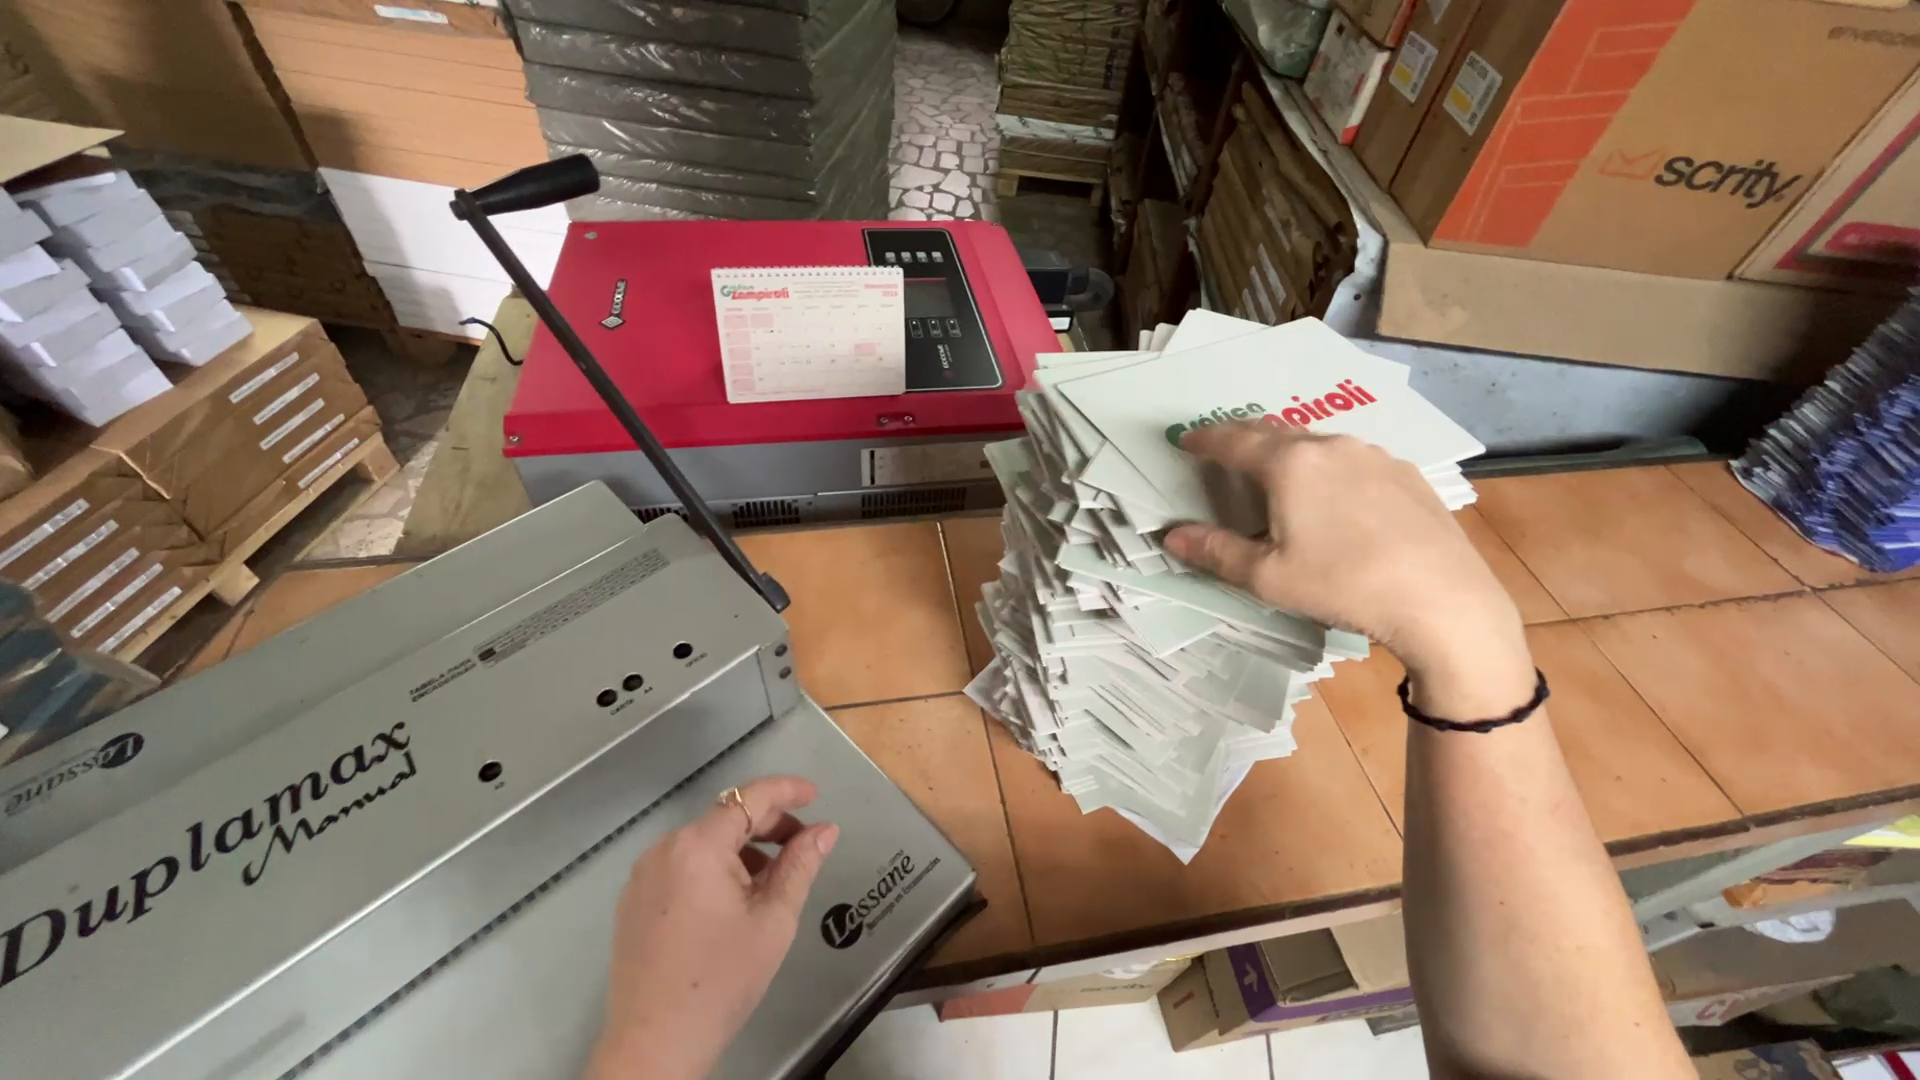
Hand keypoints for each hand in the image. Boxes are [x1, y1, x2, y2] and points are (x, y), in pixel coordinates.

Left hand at [585, 776, 839, 1079]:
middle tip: (803, 846)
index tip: (816, 795)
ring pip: (704, 843)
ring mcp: (644, 874)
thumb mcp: (773, 920)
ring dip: (742, 849)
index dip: (787, 790)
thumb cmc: (722, 980)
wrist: (654, 1045)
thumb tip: (825, 830)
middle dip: (769, 825)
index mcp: (699, 846)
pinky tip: (733, 902)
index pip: (750, 797)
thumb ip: (800, 864)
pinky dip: (714, 868)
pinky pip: (682, 866)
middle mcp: (665, 848)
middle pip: (726, 817)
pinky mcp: (634, 900)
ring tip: (771, 883)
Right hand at [1163, 423, 1531, 711]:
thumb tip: (1171, 536)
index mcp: (1290, 464)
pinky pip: (1353, 460)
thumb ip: (1215, 551)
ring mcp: (1375, 456)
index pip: (1234, 441)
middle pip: (1276, 432)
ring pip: (1318, 443)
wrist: (1442, 601)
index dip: (1205, 439)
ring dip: (1288, 450)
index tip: (1186, 439)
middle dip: (1244, 437)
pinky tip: (1333, 494)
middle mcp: (1332, 446)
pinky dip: (1327, 467)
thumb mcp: (1267, 577)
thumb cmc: (1343, 585)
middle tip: (1223, 447)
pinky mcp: (1407, 475)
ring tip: (1276, 469)